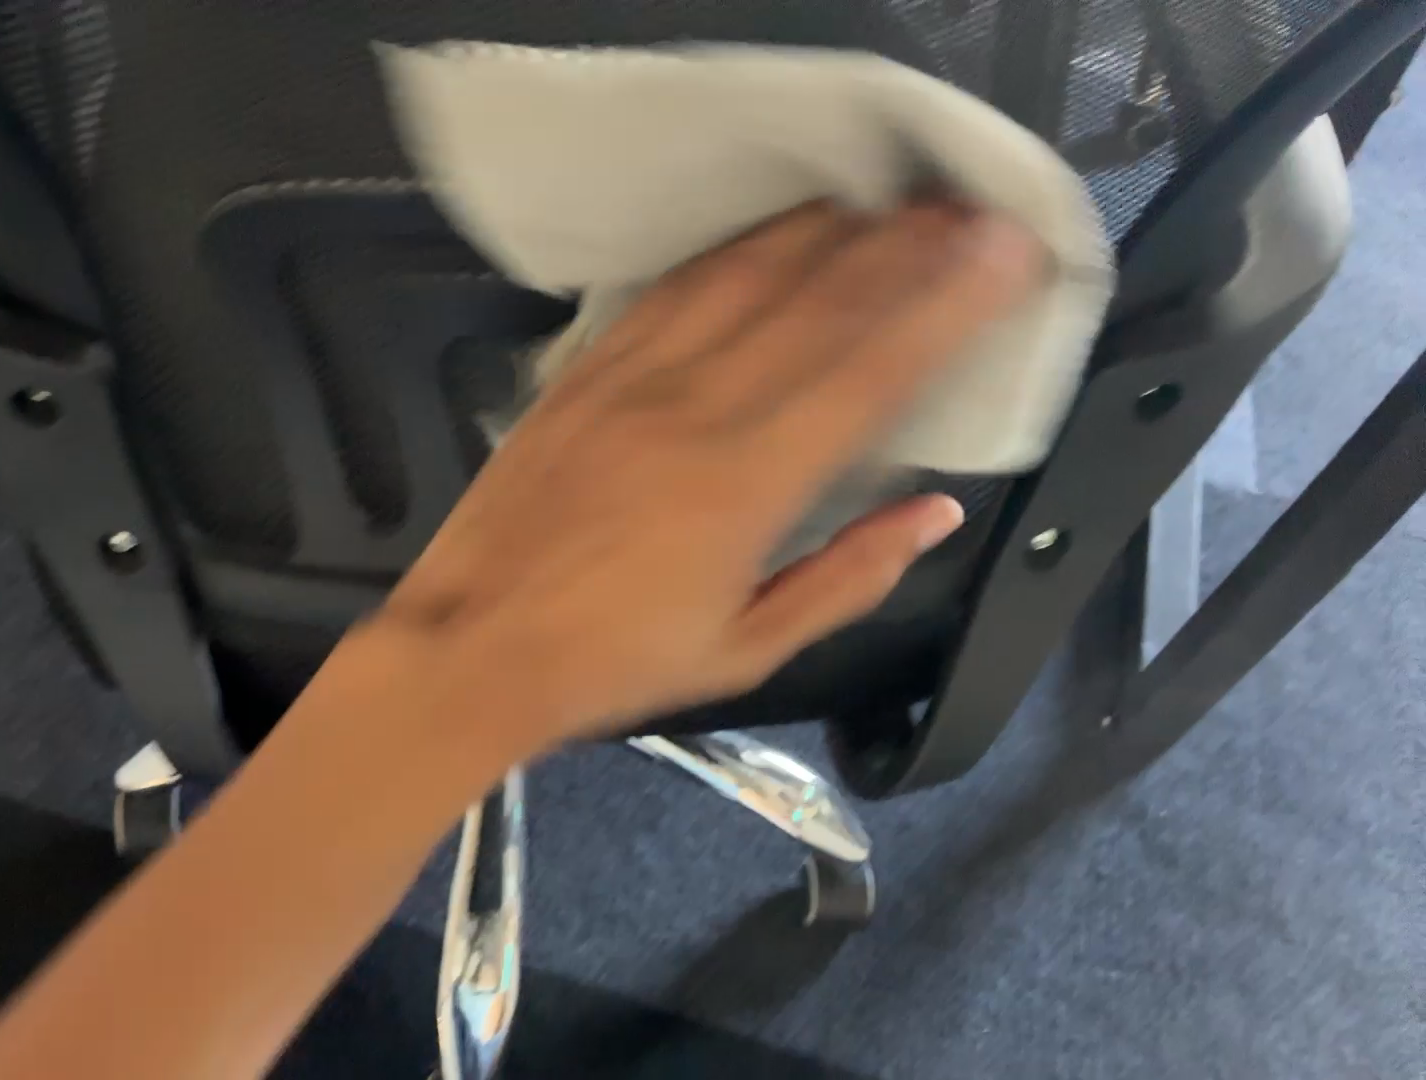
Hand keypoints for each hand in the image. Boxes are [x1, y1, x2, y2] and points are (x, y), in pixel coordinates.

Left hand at [360, 199, 1046, 756]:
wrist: (472, 643)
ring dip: (818, 235)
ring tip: (877, 206)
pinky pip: (660, 297)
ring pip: (738, 279)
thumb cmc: (607, 662)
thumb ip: (848, 577)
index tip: (1003, 252)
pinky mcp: (575, 379)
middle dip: (901, 247)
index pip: (872, 366)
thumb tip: (933, 514)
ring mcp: (624, 383)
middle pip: (816, 302)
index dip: (950, 300)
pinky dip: (722, 260)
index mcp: (746, 483)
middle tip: (960, 211)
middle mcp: (691, 410)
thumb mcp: (744, 649)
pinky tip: (758, 244)